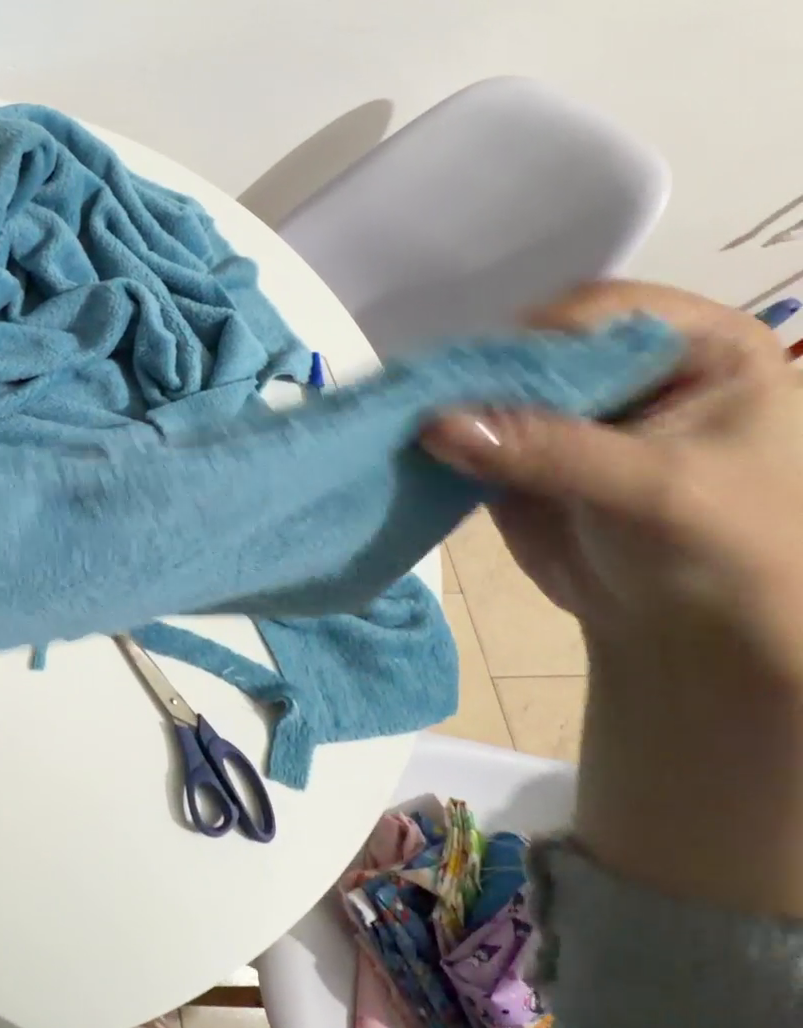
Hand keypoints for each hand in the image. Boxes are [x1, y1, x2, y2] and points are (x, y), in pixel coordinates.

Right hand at [420, 281, 802, 679]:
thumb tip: (433, 424)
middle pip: (529, 347)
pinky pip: (462, 432)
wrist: (688, 629)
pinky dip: (429, 442)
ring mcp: (563, 412)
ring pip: (487, 390)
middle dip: (474, 375)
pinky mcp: (513, 452)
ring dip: (441, 408)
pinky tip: (400, 451)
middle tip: (420, 404)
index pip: (599, 311)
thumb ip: (550, 450)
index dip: (535, 339)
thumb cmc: (719, 550)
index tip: (476, 382)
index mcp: (693, 349)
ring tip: (396, 428)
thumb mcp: (653, 490)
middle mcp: (623, 369)